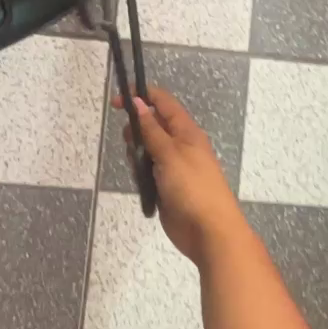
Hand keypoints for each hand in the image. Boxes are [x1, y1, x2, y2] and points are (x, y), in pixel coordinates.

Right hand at [119, 88, 247, 266]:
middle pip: (152, 124)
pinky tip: (140, 181)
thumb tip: (138, 102)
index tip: (117, 101)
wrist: (209, 232)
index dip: (141, 96)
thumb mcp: (169, 153)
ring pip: (147, 148)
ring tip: (138, 166)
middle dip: (136, 129)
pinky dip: (140, 171)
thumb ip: (151, 128)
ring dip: (137, 153)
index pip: (163, 102)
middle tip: (130, 141)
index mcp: (186, 131)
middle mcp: (180, 144)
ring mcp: (173, 166)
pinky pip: (148, 170)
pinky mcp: (166, 185)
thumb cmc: (192, 187)